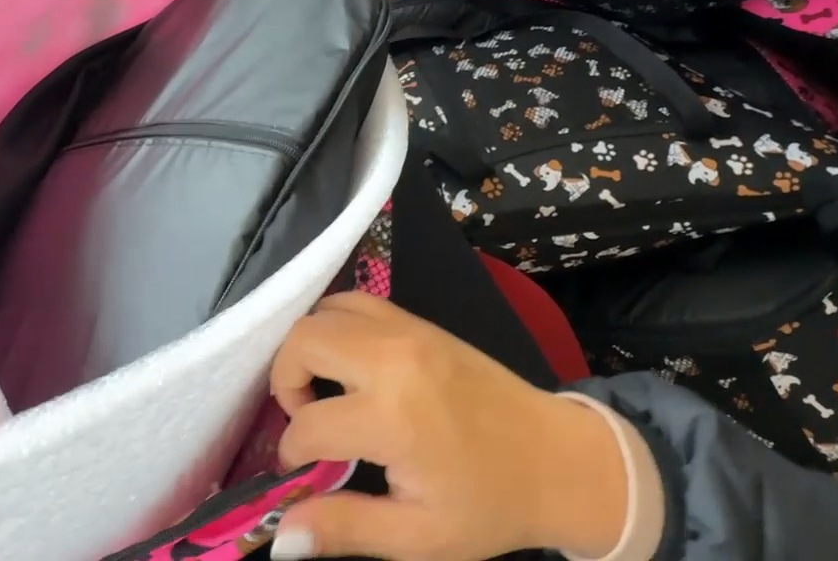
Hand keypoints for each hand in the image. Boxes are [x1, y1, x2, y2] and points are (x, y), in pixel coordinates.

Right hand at [267, 292, 629, 560]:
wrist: (558, 458)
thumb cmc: (489, 505)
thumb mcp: (418, 537)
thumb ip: (343, 529)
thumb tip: (280, 539)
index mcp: (394, 418)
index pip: (309, 423)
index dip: (293, 451)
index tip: (302, 471)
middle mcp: (391, 359)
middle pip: (301, 341)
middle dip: (284, 381)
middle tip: (303, 418)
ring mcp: (404, 330)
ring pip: (322, 312)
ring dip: (305, 348)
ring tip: (320, 389)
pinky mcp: (415, 319)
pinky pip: (353, 301)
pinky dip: (332, 323)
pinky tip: (343, 361)